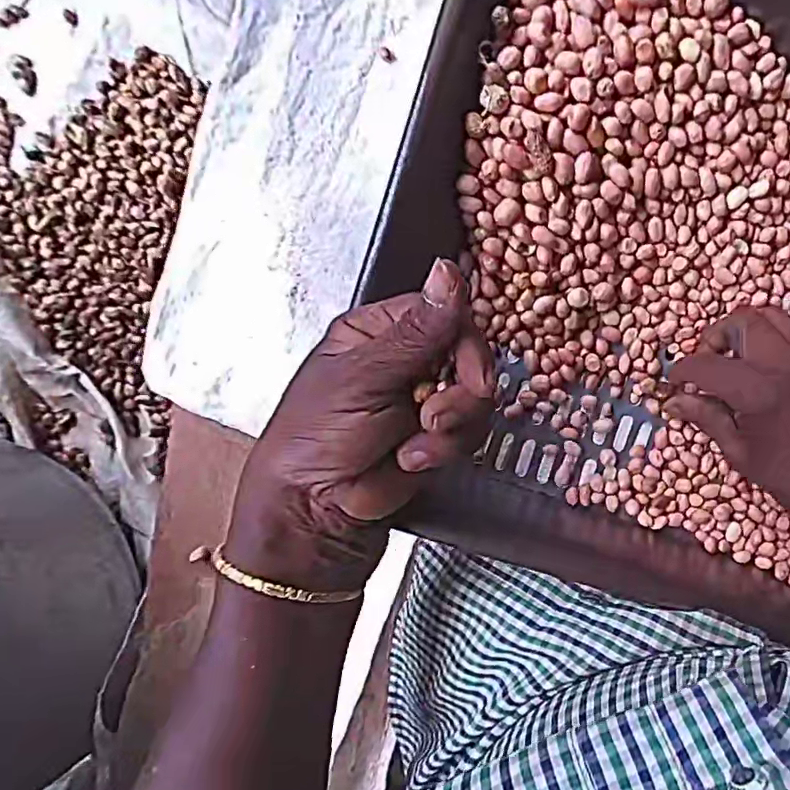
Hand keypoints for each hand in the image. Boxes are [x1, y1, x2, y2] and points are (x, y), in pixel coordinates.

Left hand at [226, 258, 494, 590]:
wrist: (314, 515)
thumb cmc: (313, 442)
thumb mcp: (363, 379)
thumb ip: (417, 332)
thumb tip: (448, 273)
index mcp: (378, 333)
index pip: (446, 315)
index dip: (465, 342)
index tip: (466, 371)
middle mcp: (406, 362)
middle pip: (470, 357)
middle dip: (461, 393)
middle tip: (433, 416)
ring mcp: (425, 400)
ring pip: (476, 398)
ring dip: (452, 428)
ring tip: (413, 447)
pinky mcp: (438, 436)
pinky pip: (471, 431)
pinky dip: (447, 450)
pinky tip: (412, 460)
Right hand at [666, 305, 789, 526]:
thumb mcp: (740, 452)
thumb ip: (708, 418)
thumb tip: (677, 403)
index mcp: (758, 391)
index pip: (706, 365)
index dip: (683, 371)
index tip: (677, 382)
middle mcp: (785, 364)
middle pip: (740, 322)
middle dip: (714, 338)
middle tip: (706, 364)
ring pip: (771, 315)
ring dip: (746, 328)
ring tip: (735, 354)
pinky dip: (778, 332)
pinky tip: (768, 355)